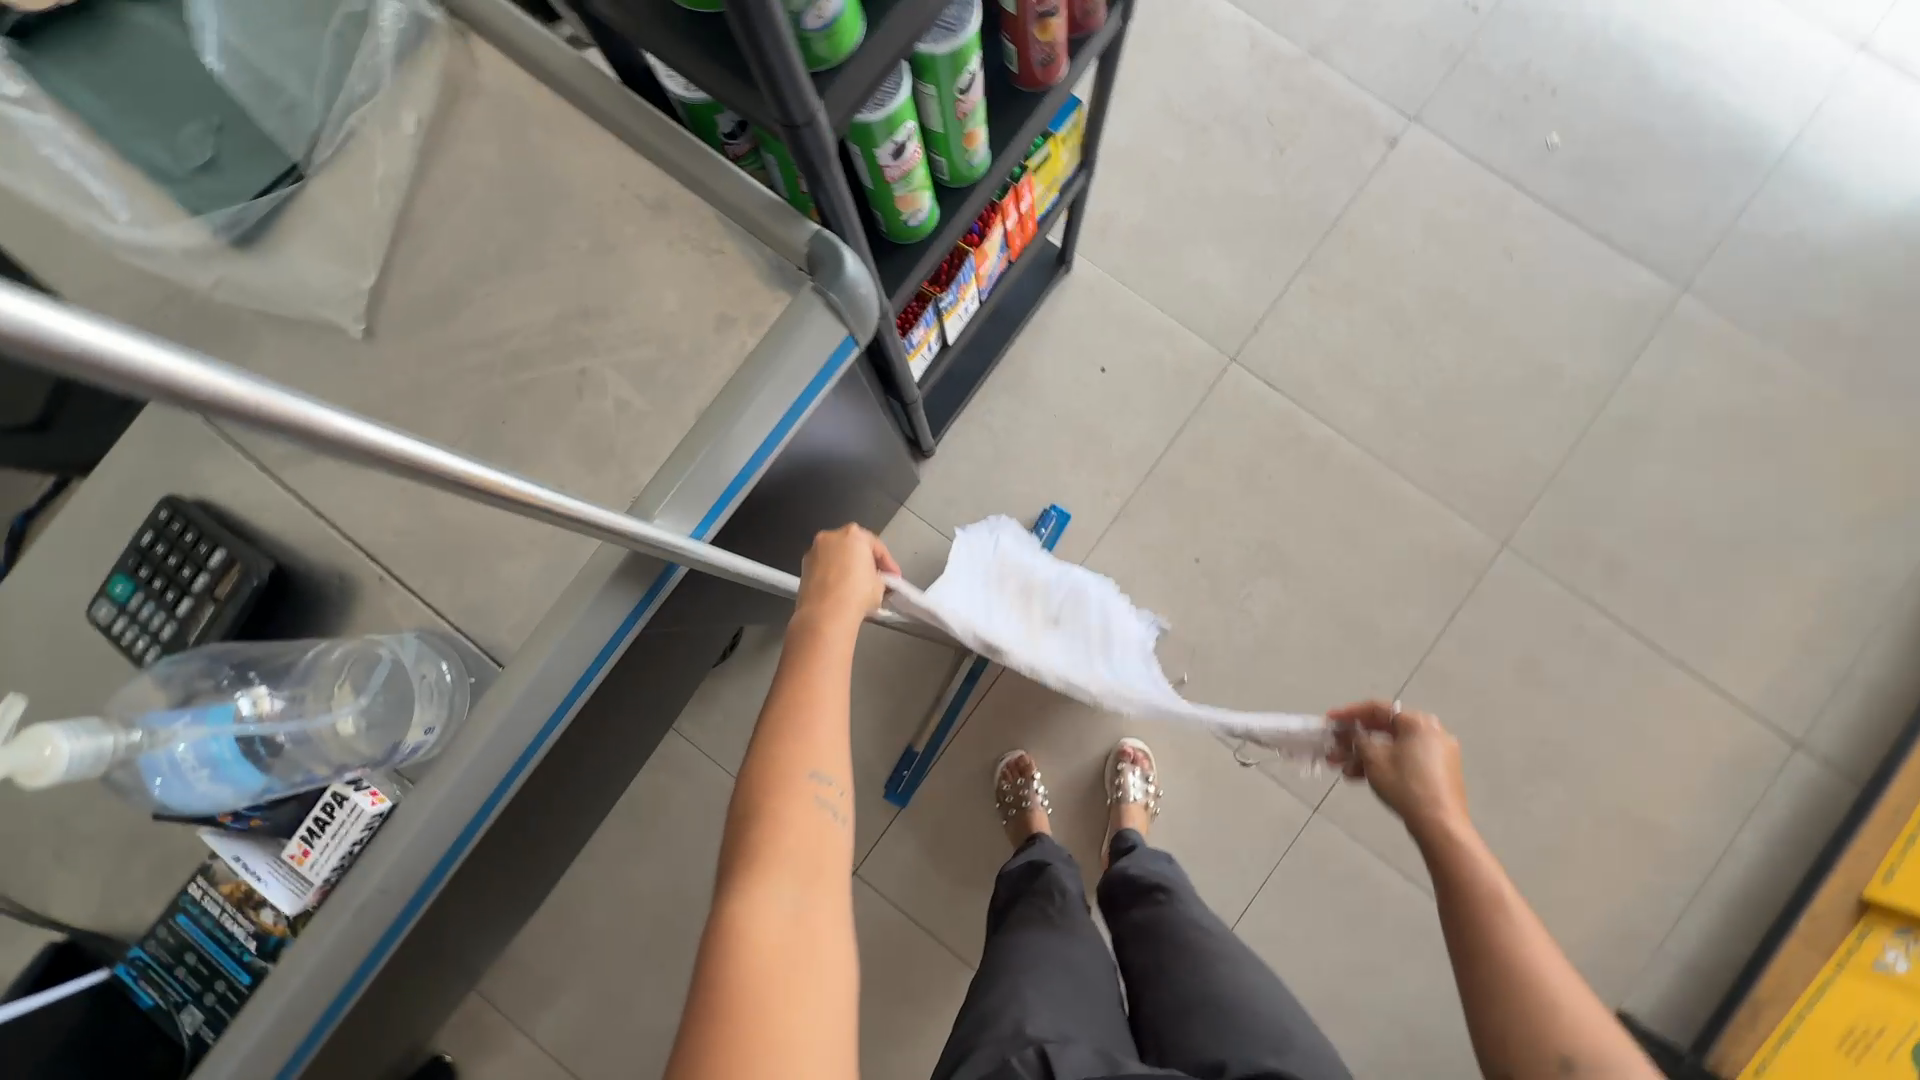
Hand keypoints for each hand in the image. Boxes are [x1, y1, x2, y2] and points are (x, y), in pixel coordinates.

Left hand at [794, 524, 899, 629]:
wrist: (825, 615)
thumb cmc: (856, 594)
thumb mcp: (880, 584)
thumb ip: (880, 576)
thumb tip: (877, 580)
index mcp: (854, 534)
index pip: (877, 546)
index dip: (888, 564)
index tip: (894, 577)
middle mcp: (832, 537)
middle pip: (854, 547)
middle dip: (865, 561)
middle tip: (876, 578)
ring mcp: (815, 551)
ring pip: (836, 556)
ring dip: (847, 567)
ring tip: (857, 586)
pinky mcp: (804, 567)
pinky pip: (824, 567)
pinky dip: (833, 575)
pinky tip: (841, 590)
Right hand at [1327, 699, 1469, 842]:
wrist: (1440, 825)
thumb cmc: (1405, 785)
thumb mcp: (1373, 758)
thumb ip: (1357, 739)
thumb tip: (1349, 732)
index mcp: (1418, 723)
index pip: (1378, 709)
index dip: (1349, 714)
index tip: (1329, 721)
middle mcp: (1431, 733)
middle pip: (1384, 730)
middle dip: (1354, 740)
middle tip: (1333, 749)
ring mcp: (1437, 753)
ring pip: (1392, 747)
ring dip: (1364, 755)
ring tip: (1343, 769)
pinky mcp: (1438, 772)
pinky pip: (1403, 760)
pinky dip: (1382, 764)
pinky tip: (1359, 777)